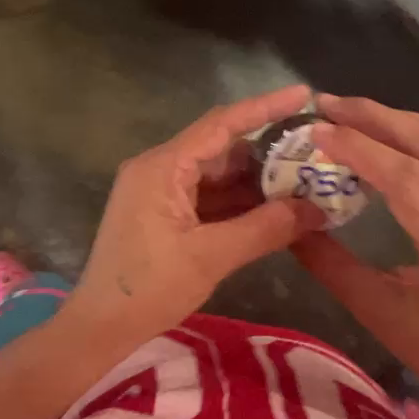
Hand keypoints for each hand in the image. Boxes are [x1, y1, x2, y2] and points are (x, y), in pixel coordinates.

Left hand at [70, 86, 326, 339]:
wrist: (101, 323)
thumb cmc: (150, 286)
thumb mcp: (212, 256)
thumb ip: (266, 228)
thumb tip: (316, 209)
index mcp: (162, 167)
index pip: (220, 124)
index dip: (264, 108)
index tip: (304, 95)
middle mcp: (157, 169)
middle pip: (219, 148)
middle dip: (268, 153)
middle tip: (317, 155)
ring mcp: (157, 192)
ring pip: (215, 175)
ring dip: (256, 182)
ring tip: (307, 183)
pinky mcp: (160, 214)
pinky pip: (205, 197)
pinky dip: (237, 203)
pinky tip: (275, 211)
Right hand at [290, 96, 418, 406]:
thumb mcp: (372, 310)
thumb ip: (326, 260)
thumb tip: (285, 219)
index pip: (409, 179)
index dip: (360, 148)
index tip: (317, 131)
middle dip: (379, 117)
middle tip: (329, 105)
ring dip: (404, 120)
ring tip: (356, 113)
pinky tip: (392, 137)